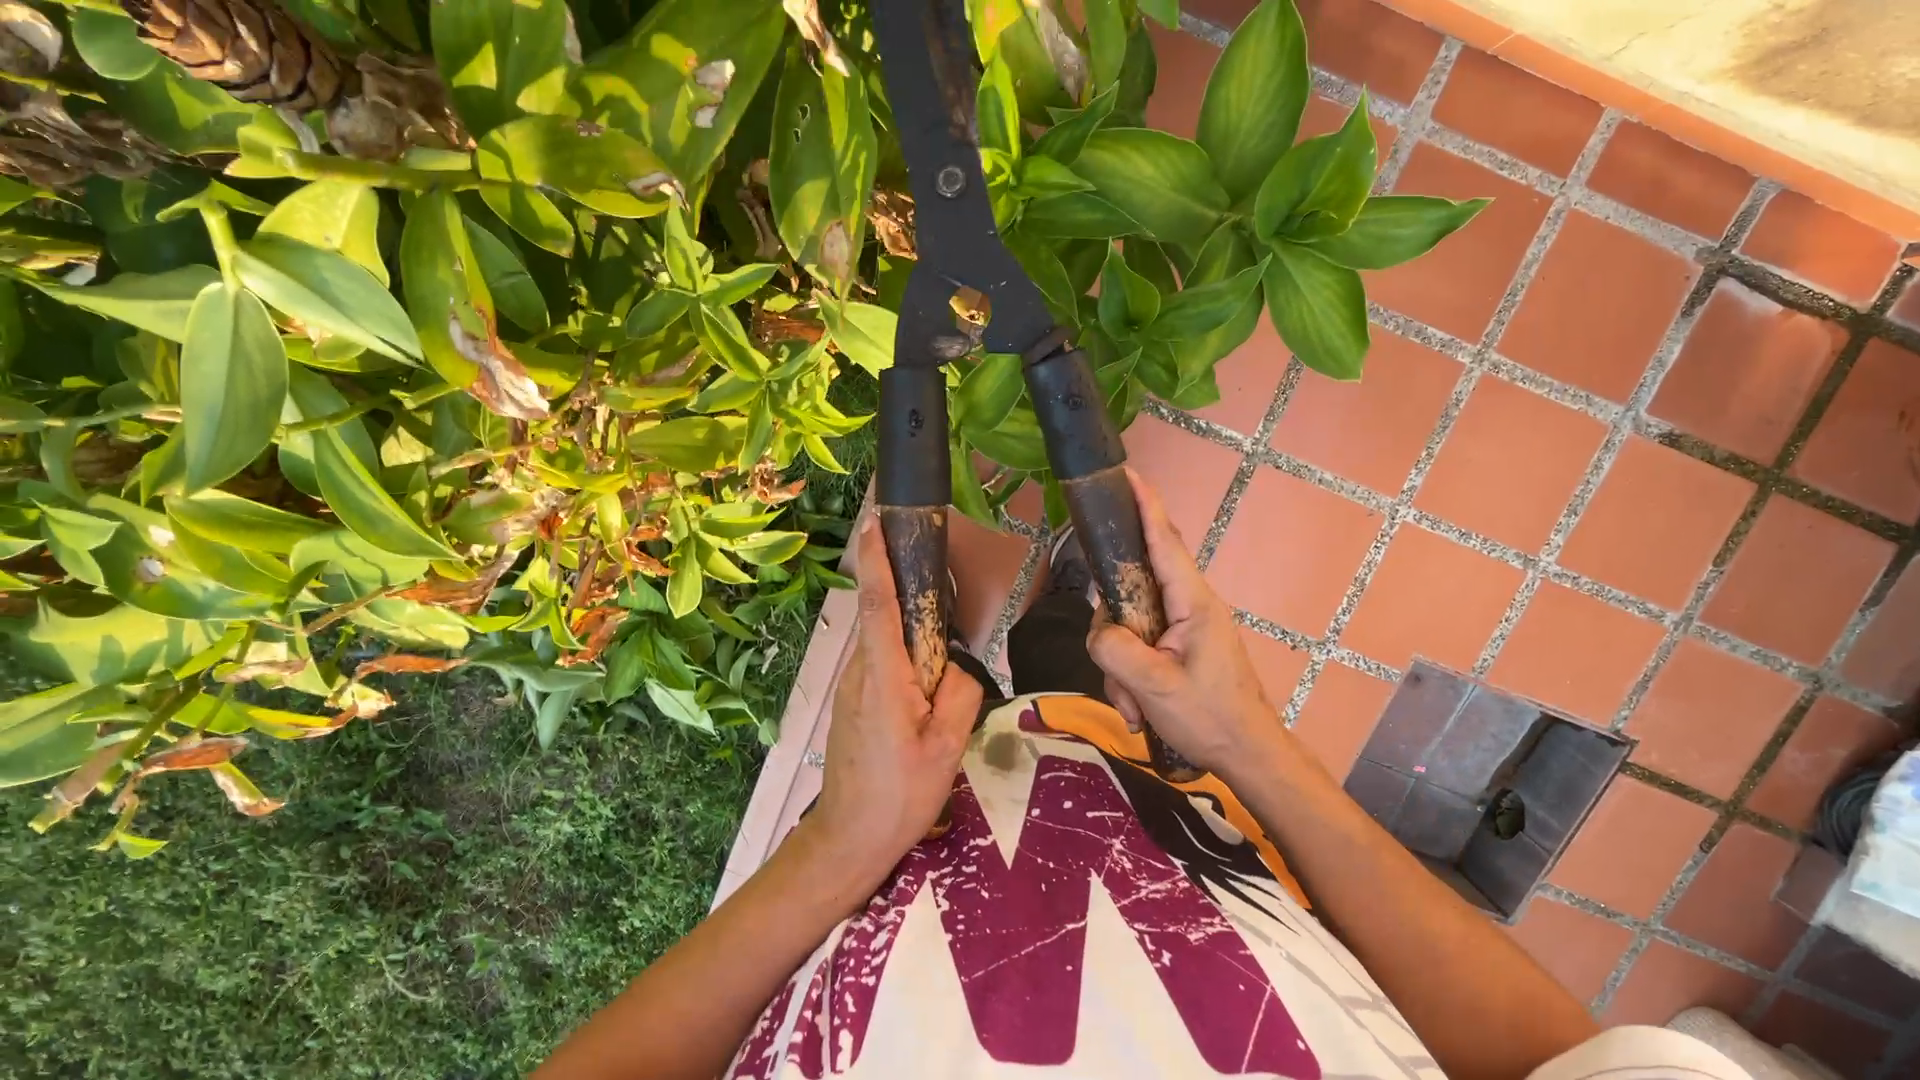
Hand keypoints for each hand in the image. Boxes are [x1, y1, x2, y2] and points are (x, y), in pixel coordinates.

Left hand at [811, 516, 982, 887]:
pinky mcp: (852, 702)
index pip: (876, 602)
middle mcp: (859, 672)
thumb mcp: (948, 746)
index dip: (875, 558)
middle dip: (906, 592)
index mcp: (884, 676)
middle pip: (883, 616)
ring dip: (909, 634)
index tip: (875, 520)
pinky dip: (903, 658)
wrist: (850, 838)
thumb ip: (961, 691)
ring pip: (884, 643)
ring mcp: (851, 687)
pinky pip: (881, 664)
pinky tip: (927, 690)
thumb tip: (958, 662)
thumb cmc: (901, 794)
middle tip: (941, 583)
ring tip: (941, 660)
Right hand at [1084, 469, 1291, 778]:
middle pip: (1131, 590)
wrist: (1248, 755)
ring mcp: (1184, 627)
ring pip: (1128, 625)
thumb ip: (1114, 649)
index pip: (1165, 541)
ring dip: (1121, 666)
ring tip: (1135, 704)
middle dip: (1114, 631)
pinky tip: (1139, 708)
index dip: (1146, 506)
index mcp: (1193, 602)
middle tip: (1118, 672)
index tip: (1128, 474)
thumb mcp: (1153, 686)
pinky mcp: (1179, 647)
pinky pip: (1138, 647)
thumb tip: (1099, 630)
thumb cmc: (1210, 716)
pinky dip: (1130, 677)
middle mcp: (1189, 605)